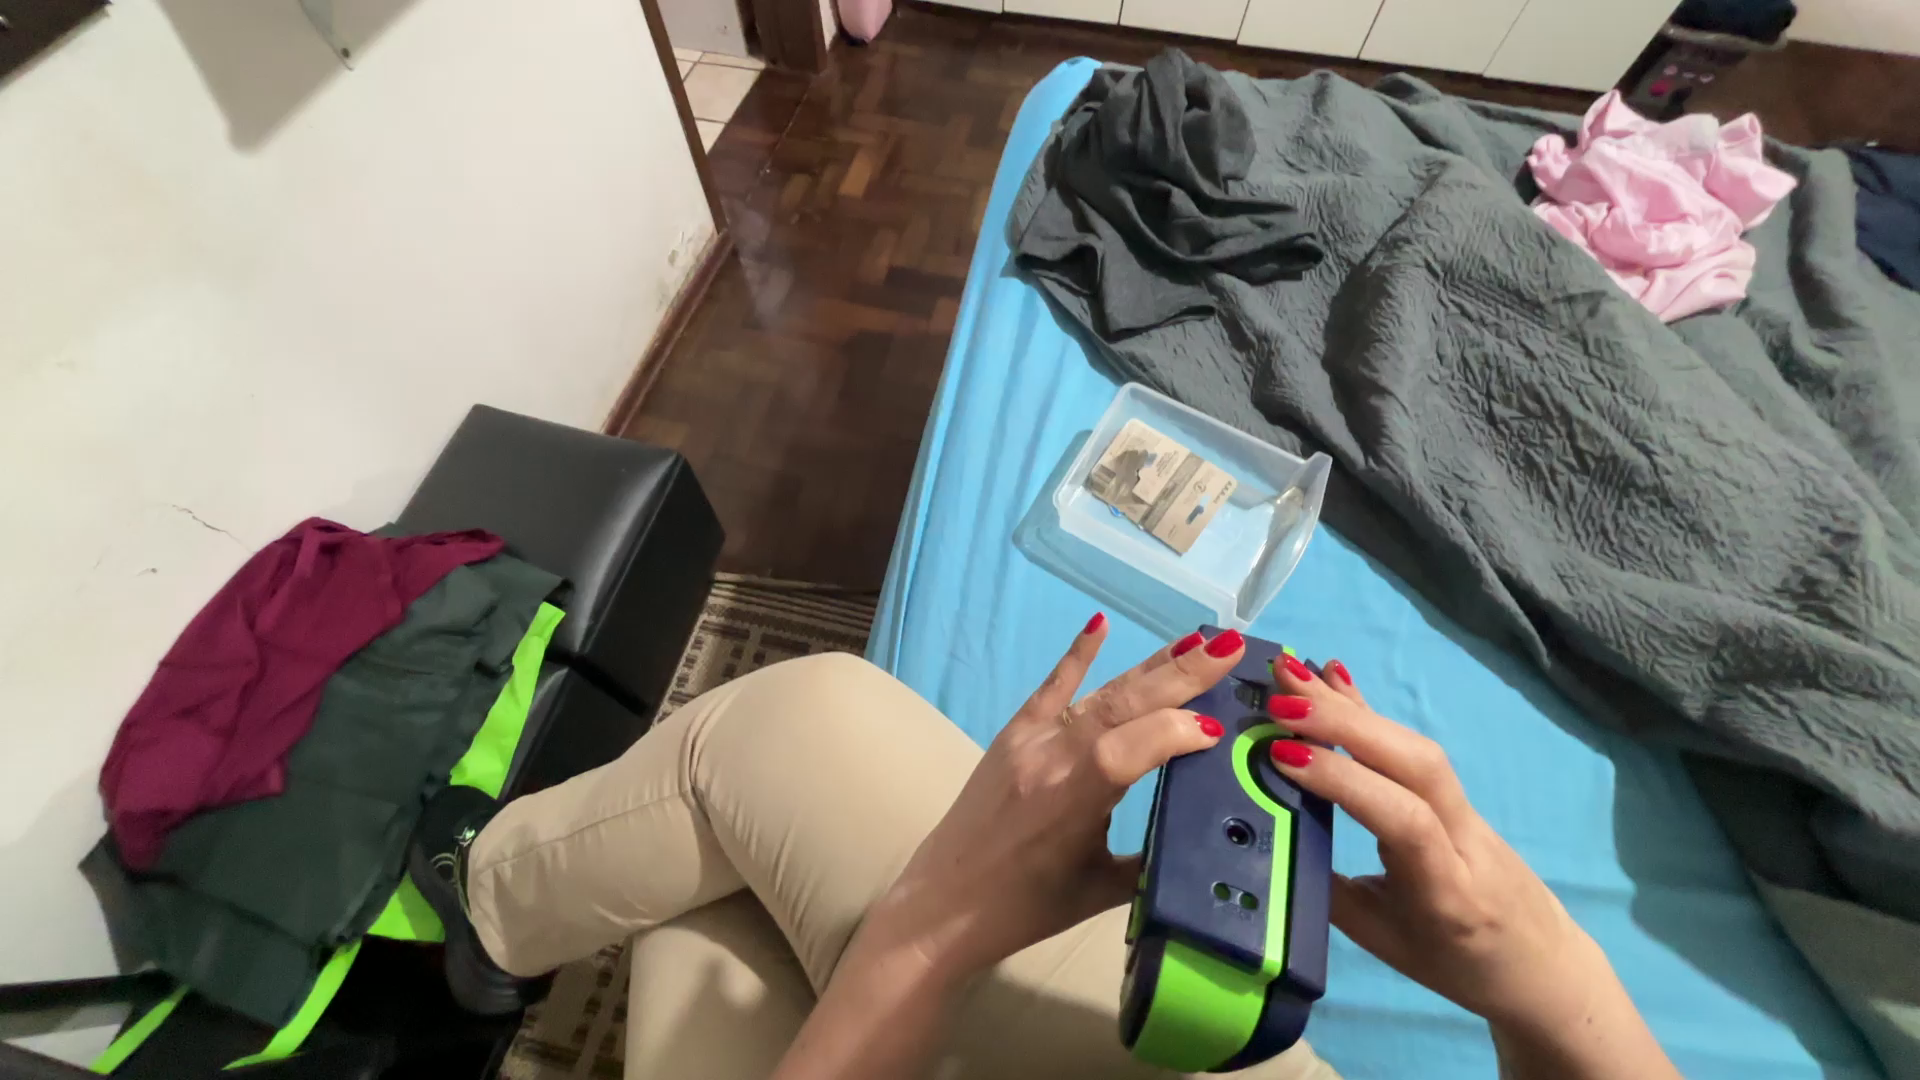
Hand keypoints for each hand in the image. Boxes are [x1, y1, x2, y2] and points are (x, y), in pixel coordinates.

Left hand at [860, 619, 1244, 982]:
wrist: (944, 900)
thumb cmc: (1025, 908)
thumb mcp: (1099, 892)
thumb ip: (1152, 858)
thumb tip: (1204, 829)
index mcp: (1072, 803)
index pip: (1132, 748)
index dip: (1177, 731)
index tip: (1220, 728)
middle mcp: (1051, 759)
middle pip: (1122, 706)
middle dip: (1180, 675)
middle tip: (1230, 647)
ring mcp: (1029, 739)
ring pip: (1098, 694)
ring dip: (1149, 667)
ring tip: (1194, 641)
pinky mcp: (1012, 733)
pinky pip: (1050, 689)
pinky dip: (1076, 655)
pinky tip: (1098, 622)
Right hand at [1262, 657, 1617, 1032]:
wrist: (1543, 966)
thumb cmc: (1455, 963)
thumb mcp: (1382, 940)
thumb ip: (1327, 889)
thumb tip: (1265, 835)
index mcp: (1446, 889)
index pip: (1404, 820)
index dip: (1345, 780)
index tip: (1281, 755)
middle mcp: (1464, 837)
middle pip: (1416, 763)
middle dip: (1345, 723)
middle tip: (1279, 699)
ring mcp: (1466, 808)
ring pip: (1412, 744)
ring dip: (1347, 706)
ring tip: (1290, 673)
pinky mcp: (1454, 790)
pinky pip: (1407, 742)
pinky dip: (1365, 707)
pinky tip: (1332, 674)